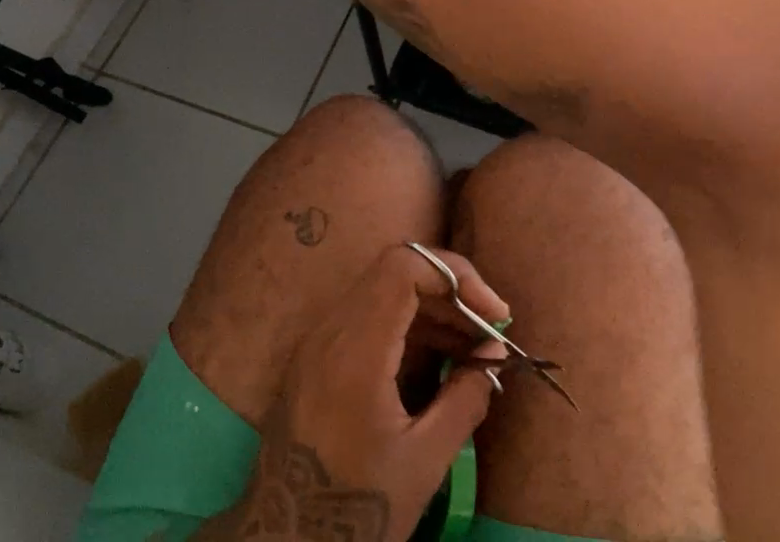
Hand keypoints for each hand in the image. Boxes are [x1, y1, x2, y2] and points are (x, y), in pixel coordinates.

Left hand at [213, 246, 510, 541]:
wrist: (286, 537)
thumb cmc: (358, 502)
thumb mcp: (424, 459)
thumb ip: (464, 399)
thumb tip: (493, 358)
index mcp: (355, 349)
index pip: (403, 266)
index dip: (455, 275)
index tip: (493, 313)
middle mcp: (329, 332)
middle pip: (394, 273)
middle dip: (451, 293)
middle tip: (491, 333)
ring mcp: (316, 343)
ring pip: (380, 294)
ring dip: (432, 310)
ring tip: (475, 348)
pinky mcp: (314, 360)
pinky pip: (364, 319)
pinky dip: (406, 326)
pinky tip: (440, 358)